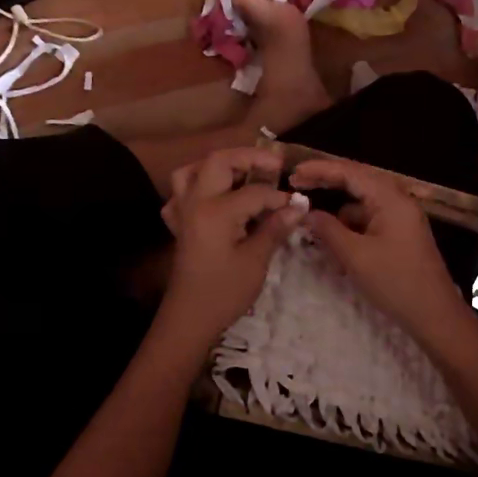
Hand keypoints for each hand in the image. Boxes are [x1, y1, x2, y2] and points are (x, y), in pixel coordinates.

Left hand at [159, 147, 301, 340]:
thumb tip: (298, 206)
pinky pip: (181, 194)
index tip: (298, 206)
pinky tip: (213, 198)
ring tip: (242, 173)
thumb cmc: (224, 292)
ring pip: (193, 171)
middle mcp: (196, 202)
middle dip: (248, 157)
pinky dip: (196, 187)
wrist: (189, 319)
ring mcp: (183, 212)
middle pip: (219, 161)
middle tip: (274, 165)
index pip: (255, 191)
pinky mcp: (179, 225)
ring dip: (218, 166)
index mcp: (216, 211)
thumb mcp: (256, 261)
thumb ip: (275, 228)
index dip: (279, 197)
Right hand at [290, 158, 468, 339]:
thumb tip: (306, 212)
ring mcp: (401, 219)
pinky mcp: (400, 236)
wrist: (434, 314)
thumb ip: (328, 230)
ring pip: (362, 207)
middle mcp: (398, 202)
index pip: (350, 172)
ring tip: (314, 232)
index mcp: (391, 199)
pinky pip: (370, 224)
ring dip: (338, 216)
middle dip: (327, 185)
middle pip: (357, 183)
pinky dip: (352, 232)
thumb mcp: (355, 256)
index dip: (320, 170)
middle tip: (296, 186)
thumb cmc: (395, 282)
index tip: (293, 174)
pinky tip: (338, 254)